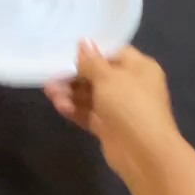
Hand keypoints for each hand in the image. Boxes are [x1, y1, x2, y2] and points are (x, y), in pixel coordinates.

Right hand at [45, 41, 181, 183]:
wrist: (143, 153)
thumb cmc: (130, 105)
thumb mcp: (108, 78)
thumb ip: (92, 61)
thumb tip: (83, 41)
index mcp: (140, 68)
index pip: (114, 53)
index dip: (92, 52)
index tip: (68, 52)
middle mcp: (131, 86)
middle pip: (98, 76)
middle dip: (75, 76)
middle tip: (52, 75)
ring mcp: (120, 108)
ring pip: (91, 96)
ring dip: (70, 93)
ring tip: (50, 92)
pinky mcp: (109, 127)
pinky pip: (89, 114)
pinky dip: (75, 109)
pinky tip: (59, 106)